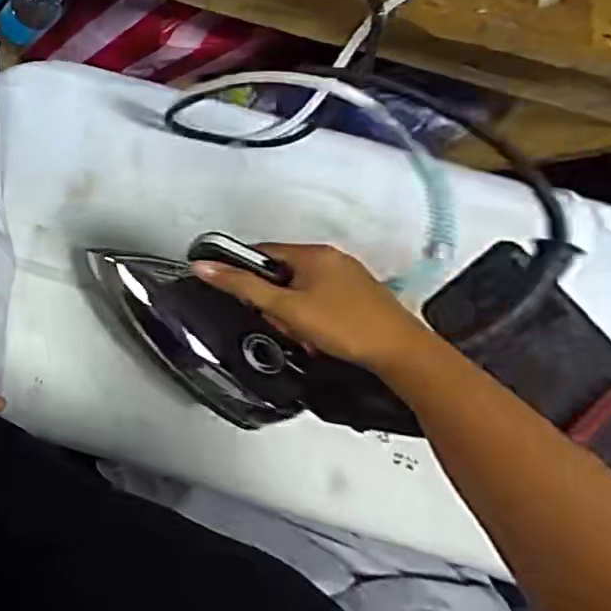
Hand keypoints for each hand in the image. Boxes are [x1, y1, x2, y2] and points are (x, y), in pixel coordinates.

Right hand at [191, 243, 444, 373]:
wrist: (406, 358)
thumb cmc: (350, 329)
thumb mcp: (284, 308)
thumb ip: (240, 285)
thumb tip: (204, 266)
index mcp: (314, 254)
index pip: (259, 253)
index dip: (245, 274)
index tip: (246, 295)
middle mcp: (332, 259)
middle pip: (278, 273)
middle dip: (273, 300)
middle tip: (282, 320)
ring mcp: (349, 277)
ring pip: (298, 288)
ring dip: (293, 311)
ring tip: (305, 331)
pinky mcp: (359, 296)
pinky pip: (319, 298)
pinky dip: (312, 315)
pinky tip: (320, 334)